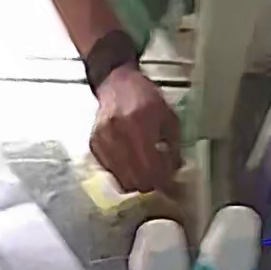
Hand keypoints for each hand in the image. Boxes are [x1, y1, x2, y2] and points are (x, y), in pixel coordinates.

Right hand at [91, 65, 180, 192]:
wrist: (115, 82)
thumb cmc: (145, 98)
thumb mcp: (167, 116)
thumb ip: (174, 145)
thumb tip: (175, 171)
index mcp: (139, 122)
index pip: (152, 167)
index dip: (163, 182)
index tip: (171, 187)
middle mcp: (118, 132)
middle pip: (137, 179)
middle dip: (151, 184)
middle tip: (159, 179)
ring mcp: (103, 139)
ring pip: (123, 180)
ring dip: (138, 182)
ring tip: (146, 172)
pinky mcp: (95, 144)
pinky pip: (112, 173)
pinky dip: (124, 174)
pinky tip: (131, 164)